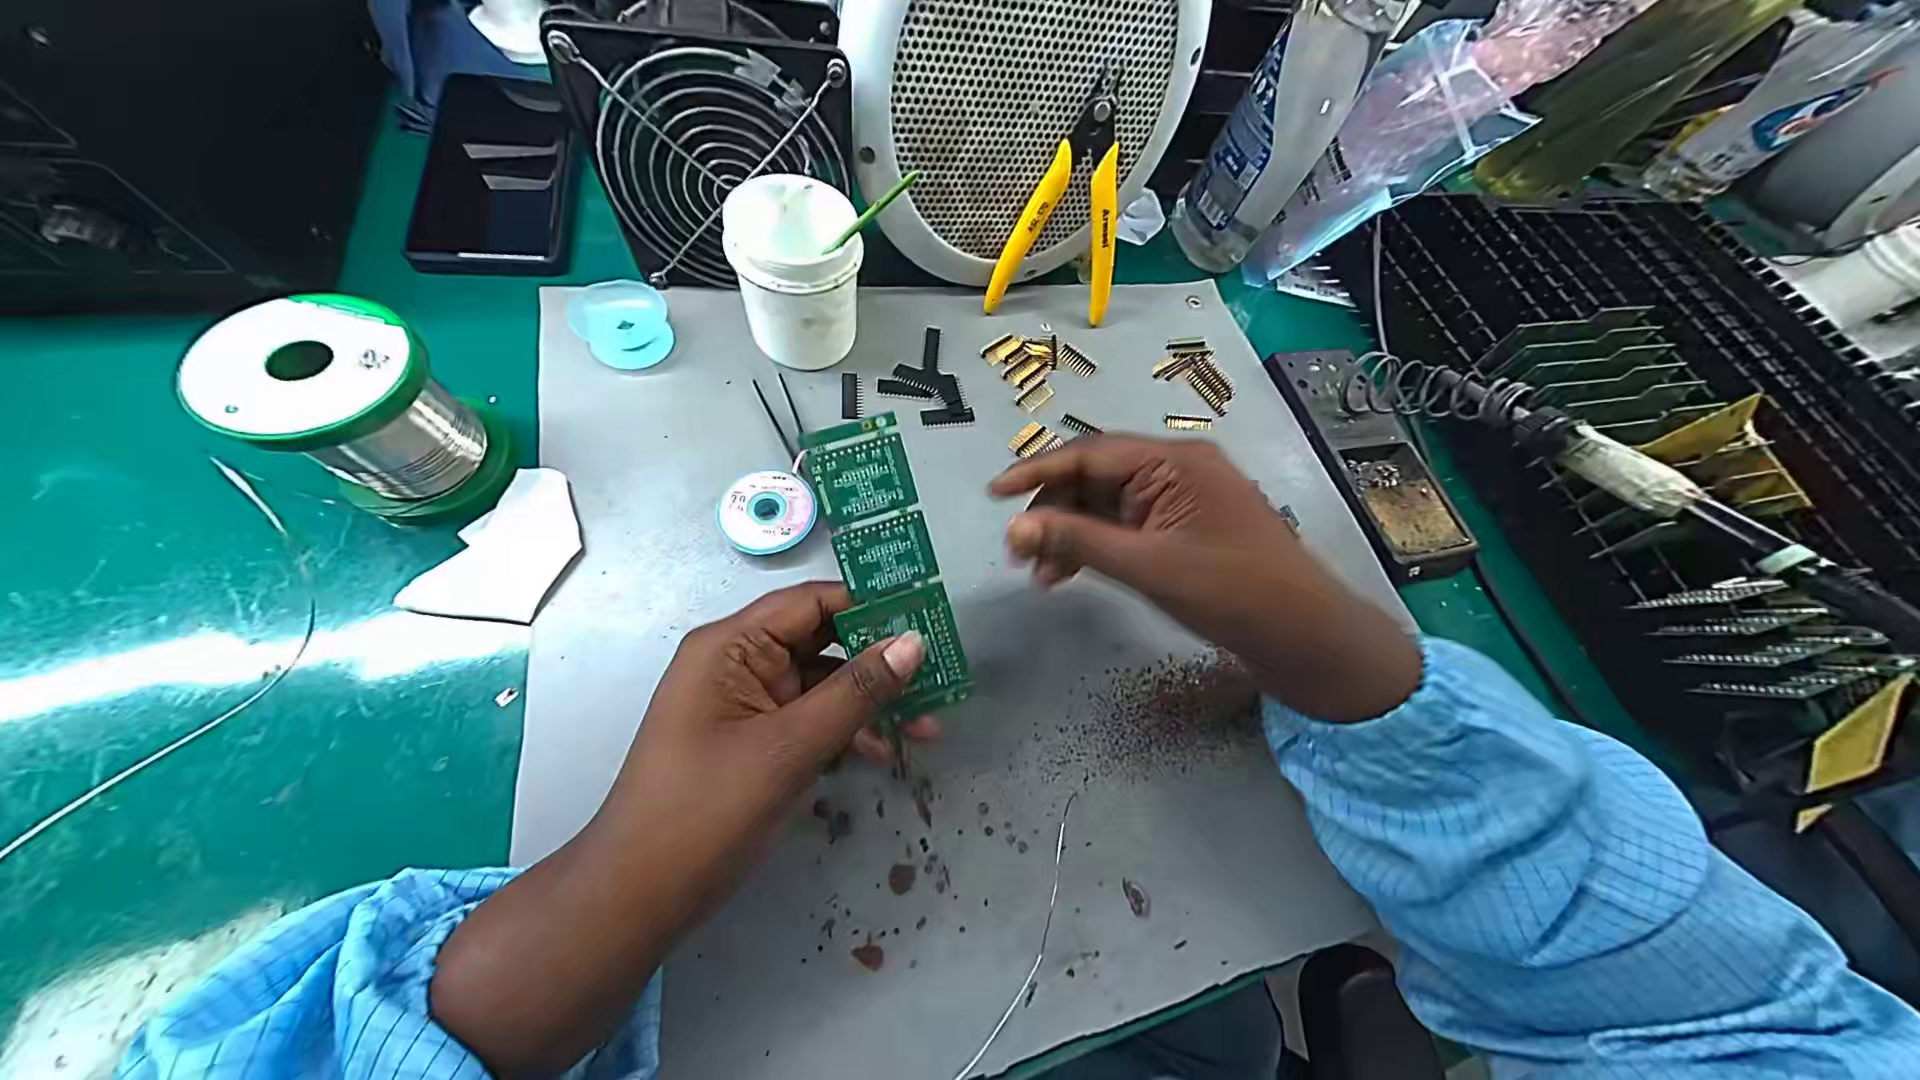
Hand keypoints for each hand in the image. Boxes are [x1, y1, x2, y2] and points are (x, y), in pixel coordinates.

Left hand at [433, 583, 927, 1078]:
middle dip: (880, 662)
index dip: (870, 605)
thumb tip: (914, 643)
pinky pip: (814, 718)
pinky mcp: (759, 737)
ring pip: (825, 684)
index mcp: (732, 645)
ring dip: (872, 704)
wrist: (639, 899)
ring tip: (925, 728)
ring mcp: (750, 701)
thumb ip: (856, 691)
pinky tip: (885, 754)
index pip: (812, 603)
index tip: (926, 617)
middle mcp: (740, 662)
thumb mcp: (791, 747)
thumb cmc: (707, 810)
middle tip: (936, 675)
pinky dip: (848, 732)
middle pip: (824, 642)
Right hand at [989, 435, 1420, 722]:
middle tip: (1018, 551)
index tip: (994, 493)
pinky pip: (1123, 528)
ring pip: (1104, 506)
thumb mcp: (1147, 566)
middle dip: (1052, 513)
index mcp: (1174, 461)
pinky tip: (1068, 576)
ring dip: (1069, 535)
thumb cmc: (1232, 593)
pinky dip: (1094, 548)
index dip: (1035, 472)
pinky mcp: (1180, 529)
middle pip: (1093, 479)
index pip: (1089, 455)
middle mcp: (1175, 469)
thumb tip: (1014, 527)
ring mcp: (1179, 500)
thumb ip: (1077, 541)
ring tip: (1039, 575)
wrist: (1306, 638)